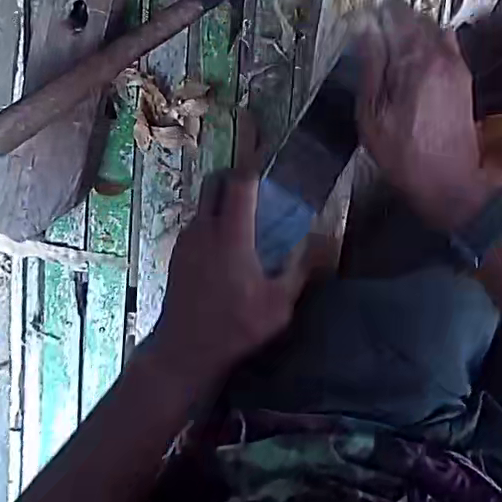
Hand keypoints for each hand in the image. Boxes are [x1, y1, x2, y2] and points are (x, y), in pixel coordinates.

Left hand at [148, 169, 315, 383]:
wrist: (183, 353)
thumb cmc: (235, 327)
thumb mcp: (279, 304)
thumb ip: (301, 268)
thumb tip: (324, 241)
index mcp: (231, 235)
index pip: (241, 182)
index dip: (255, 161)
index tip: (269, 149)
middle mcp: (204, 230)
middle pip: (216, 182)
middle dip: (237, 175)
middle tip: (259, 183)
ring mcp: (186, 242)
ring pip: (204, 203)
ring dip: (224, 200)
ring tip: (248, 218)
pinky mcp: (177, 256)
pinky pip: (198, 224)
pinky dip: (214, 221)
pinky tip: (229, 246)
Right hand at [354, 1, 501, 231]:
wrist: (450, 181)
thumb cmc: (404, 153)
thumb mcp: (372, 113)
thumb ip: (370, 65)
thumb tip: (365, 28)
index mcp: (416, 58)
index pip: (394, 14)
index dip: (374, 12)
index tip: (358, 20)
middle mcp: (442, 53)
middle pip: (415, 17)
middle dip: (392, 18)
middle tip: (370, 32)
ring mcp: (457, 63)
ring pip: (430, 29)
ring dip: (409, 30)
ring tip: (388, 48)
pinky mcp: (463, 76)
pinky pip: (443, 44)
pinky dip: (426, 43)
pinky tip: (411, 61)